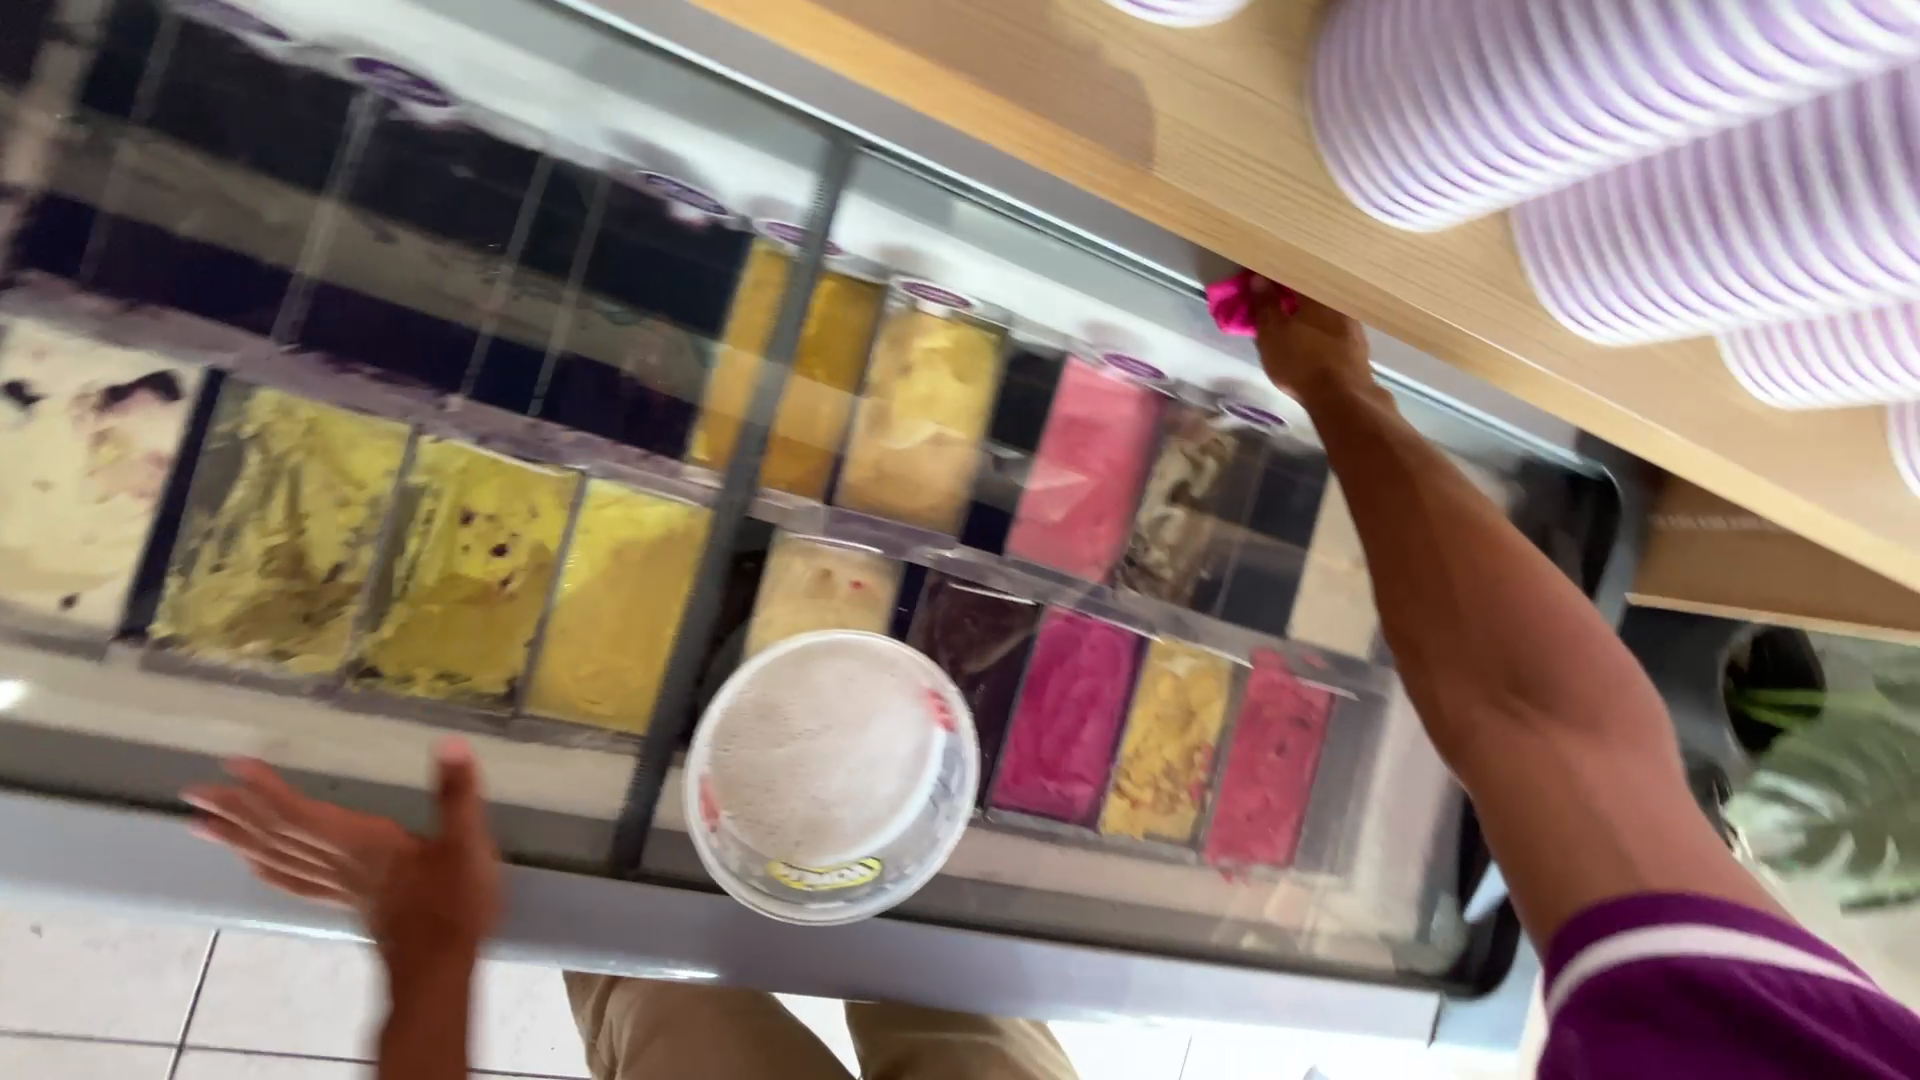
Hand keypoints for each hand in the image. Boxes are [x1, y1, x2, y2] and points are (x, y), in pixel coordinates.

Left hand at [183, 739, 501, 970]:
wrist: (442, 962)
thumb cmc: (455, 900)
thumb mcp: (467, 841)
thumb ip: (456, 794)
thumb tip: (449, 742)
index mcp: (362, 844)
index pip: (299, 815)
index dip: (266, 790)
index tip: (233, 764)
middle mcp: (338, 863)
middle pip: (276, 837)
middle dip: (236, 812)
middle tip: (194, 792)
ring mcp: (338, 885)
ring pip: (276, 859)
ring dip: (239, 839)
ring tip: (202, 823)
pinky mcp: (347, 900)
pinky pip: (293, 880)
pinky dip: (266, 866)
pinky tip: (257, 863)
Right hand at [1252, 282, 1374, 401]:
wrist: (1343, 396)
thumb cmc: (1301, 361)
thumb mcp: (1272, 334)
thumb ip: (1265, 305)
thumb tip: (1259, 278)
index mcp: (1317, 293)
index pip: (1293, 275)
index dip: (1274, 277)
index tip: (1259, 281)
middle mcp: (1339, 302)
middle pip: (1311, 291)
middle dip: (1291, 294)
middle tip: (1272, 301)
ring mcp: (1352, 323)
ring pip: (1324, 309)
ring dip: (1307, 311)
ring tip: (1291, 320)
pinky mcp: (1357, 344)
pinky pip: (1332, 326)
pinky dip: (1318, 327)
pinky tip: (1311, 338)